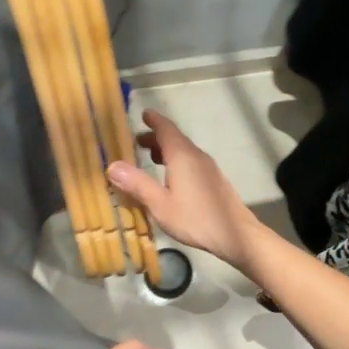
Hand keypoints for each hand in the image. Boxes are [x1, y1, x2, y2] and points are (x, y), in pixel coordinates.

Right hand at [108, 110, 266, 268]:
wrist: (235, 234)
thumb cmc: (195, 218)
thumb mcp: (160, 204)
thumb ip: (137, 184)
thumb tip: (112, 165)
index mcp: (183, 156)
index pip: (166, 128)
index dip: (154, 120)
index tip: (143, 114)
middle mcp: (197, 156)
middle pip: (175, 139)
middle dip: (156, 138)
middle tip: (137, 142)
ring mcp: (209, 168)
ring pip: (184, 151)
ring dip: (166, 151)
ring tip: (150, 159)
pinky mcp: (214, 180)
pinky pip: (192, 162)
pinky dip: (177, 162)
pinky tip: (171, 179)